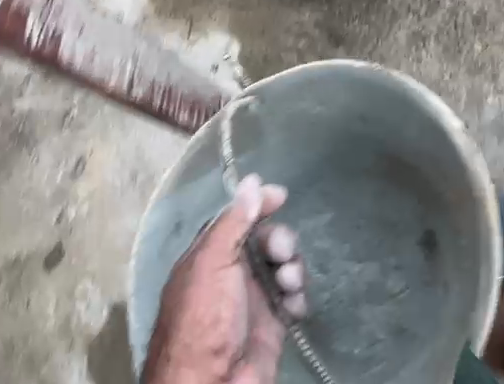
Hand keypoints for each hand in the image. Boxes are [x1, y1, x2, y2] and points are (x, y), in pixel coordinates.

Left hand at [143, 175, 306, 383]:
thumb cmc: (205, 318)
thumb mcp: (213, 262)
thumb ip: (234, 221)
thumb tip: (251, 180)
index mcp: (211, 256)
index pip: (237, 219)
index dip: (258, 205)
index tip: (280, 195)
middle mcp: (233, 274)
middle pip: (266, 240)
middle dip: (279, 240)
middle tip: (281, 252)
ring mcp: (255, 299)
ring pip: (284, 266)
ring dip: (292, 267)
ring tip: (289, 283)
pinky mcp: (274, 323)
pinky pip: (294, 297)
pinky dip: (298, 296)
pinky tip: (294, 306)